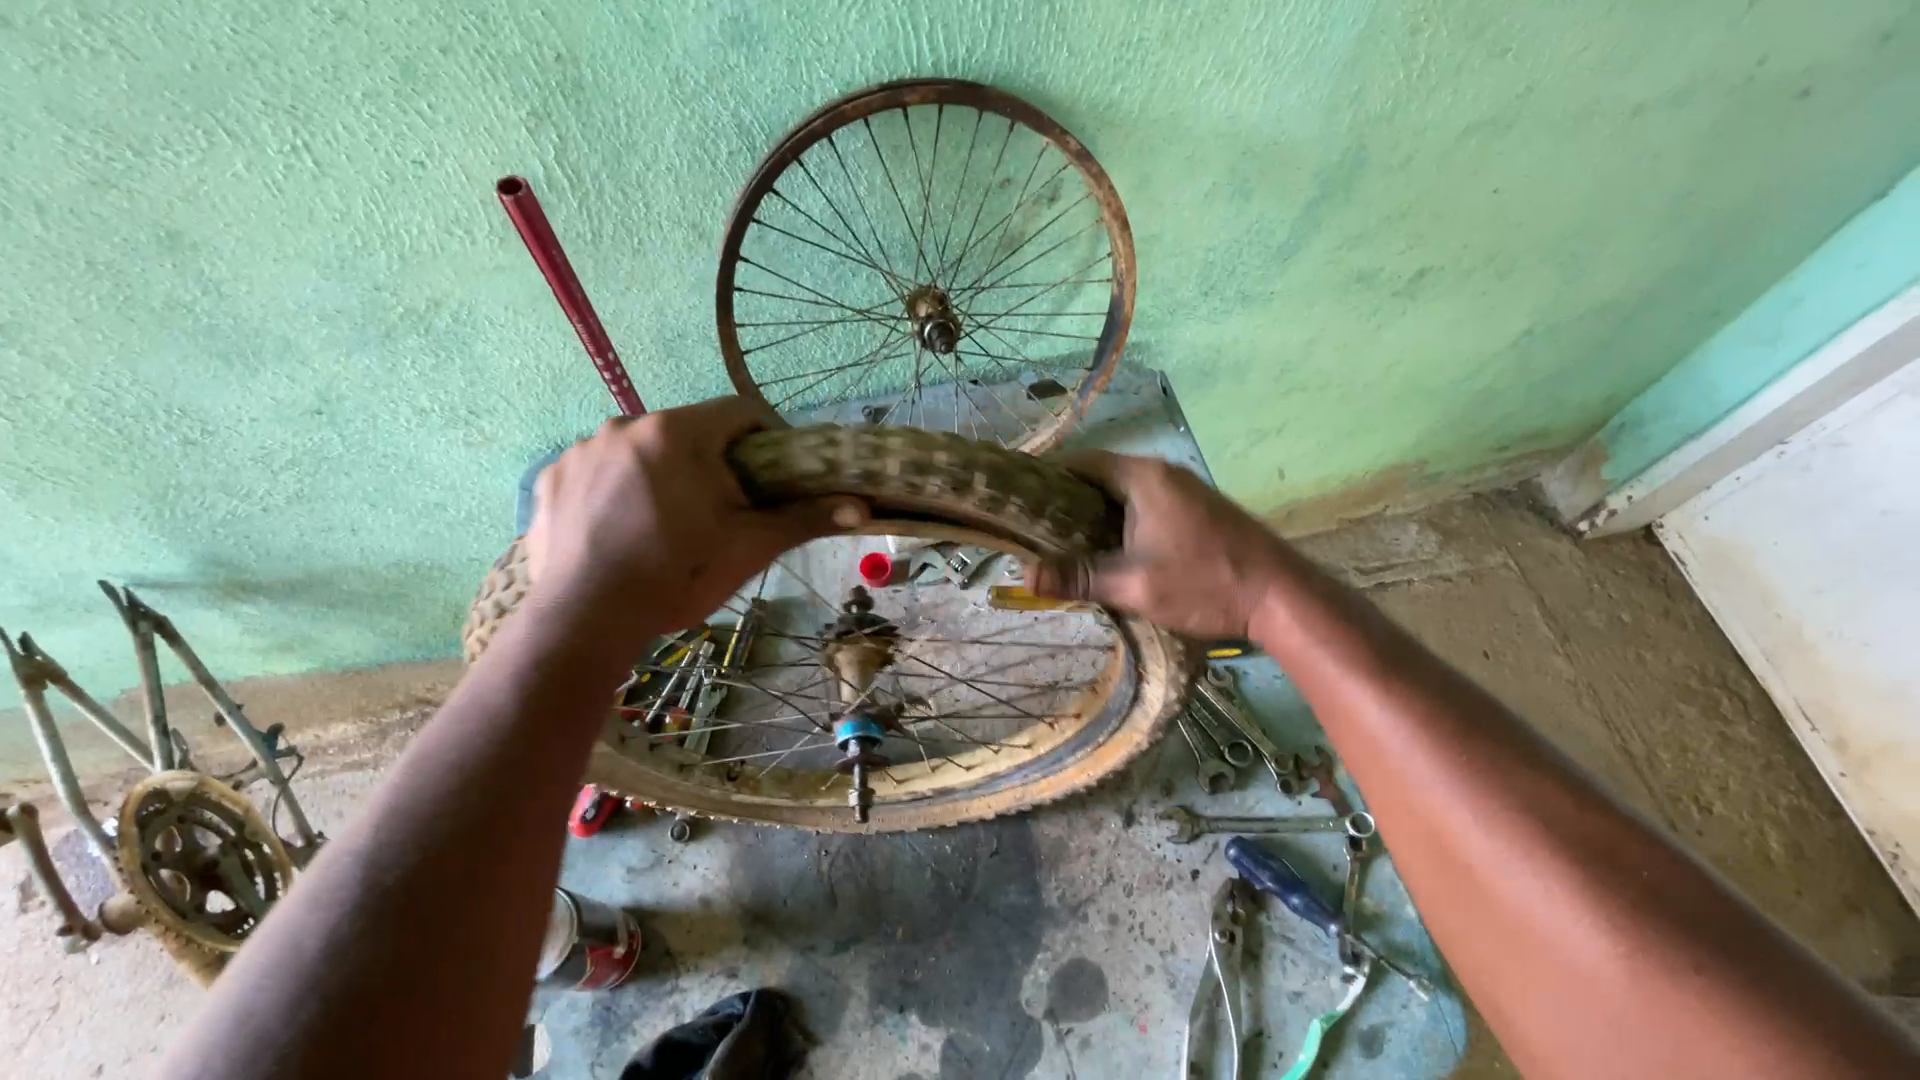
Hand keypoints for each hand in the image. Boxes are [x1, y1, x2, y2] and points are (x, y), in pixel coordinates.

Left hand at [524, 397, 866, 646]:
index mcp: (679, 433)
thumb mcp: (747, 549)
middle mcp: (627, 424)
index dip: (767, 439)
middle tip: (720, 514)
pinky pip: (599, 471)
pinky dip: (617, 491)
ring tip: (666, 527)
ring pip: (643, 451)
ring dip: (663, 475)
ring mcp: (582, 449)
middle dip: (711, 463)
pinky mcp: (551, 476)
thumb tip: (861, 506)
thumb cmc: (676, 577)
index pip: (741, 411)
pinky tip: (621, 532)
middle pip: (690, 432)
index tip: (771, 477)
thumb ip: (803, 519)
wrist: (583, 620)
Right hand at [1027, 451, 1289, 639]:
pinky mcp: (1195, 511)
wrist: (1280, 597)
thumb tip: (1024, 576)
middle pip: (1099, 477)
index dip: (1045, 479)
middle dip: (1065, 501)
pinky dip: (1119, 522)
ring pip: (1122, 494)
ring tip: (1061, 544)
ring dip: (1093, 515)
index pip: (1080, 462)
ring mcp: (1183, 491)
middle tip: (1032, 530)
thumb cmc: (1205, 583)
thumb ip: (1079, 577)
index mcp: (1144, 477)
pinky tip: (1107, 550)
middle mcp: (1162, 473)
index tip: (1017, 502)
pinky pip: (1143, 506)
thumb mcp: (1134, 584)